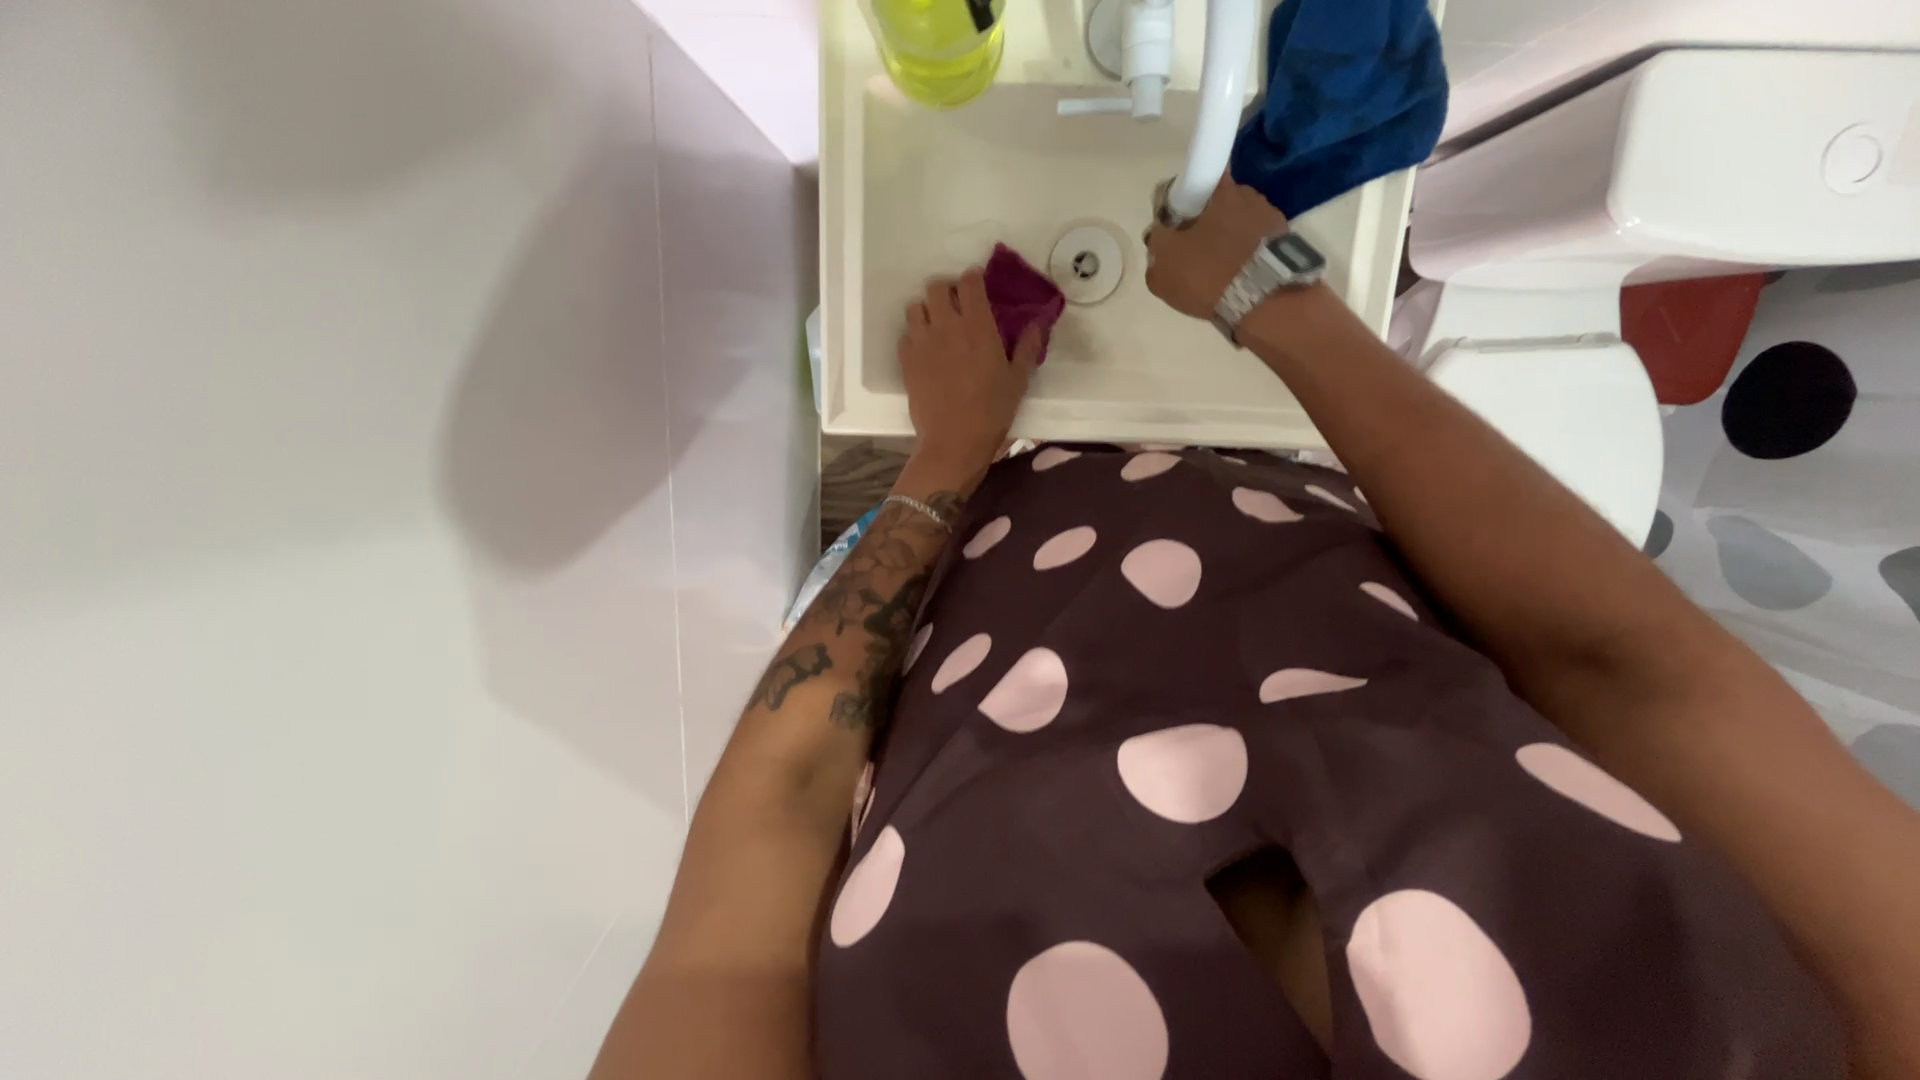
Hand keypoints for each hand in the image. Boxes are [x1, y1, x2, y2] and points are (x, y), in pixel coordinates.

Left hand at [898, 269, 1040, 488]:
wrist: (953, 442)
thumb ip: (1028, 347)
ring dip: (927, 310)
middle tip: (957, 306)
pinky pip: (906, 334)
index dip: (973, 279)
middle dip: (947, 290)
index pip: (969, 282)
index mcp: (978, 326)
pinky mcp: (906, 360)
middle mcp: (946, 326)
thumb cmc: (992, 412)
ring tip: (937, 326)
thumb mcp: (1018, 380)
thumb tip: (1037, 324)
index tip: (978, 287)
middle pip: (937, 287)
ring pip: (915, 306)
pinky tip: (926, 350)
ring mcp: (922, 342)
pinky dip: (915, 335)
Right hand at [1145, 179, 1289, 321]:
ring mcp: (1272, 219)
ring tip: (1222, 271)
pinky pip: (1258, 244)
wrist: (1264, 303)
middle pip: (1220, 205)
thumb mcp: (1164, 266)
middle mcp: (1250, 196)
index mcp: (1221, 191)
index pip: (1198, 181)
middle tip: (1197, 252)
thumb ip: (1156, 245)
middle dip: (1208, 222)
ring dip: (1231, 240)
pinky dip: (1248, 256)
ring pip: (1241, 225)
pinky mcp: (1287, 243)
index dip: (1184, 202)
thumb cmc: (1208, 275)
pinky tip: (1239, 278)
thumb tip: (1159, 237)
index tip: (1178, 226)